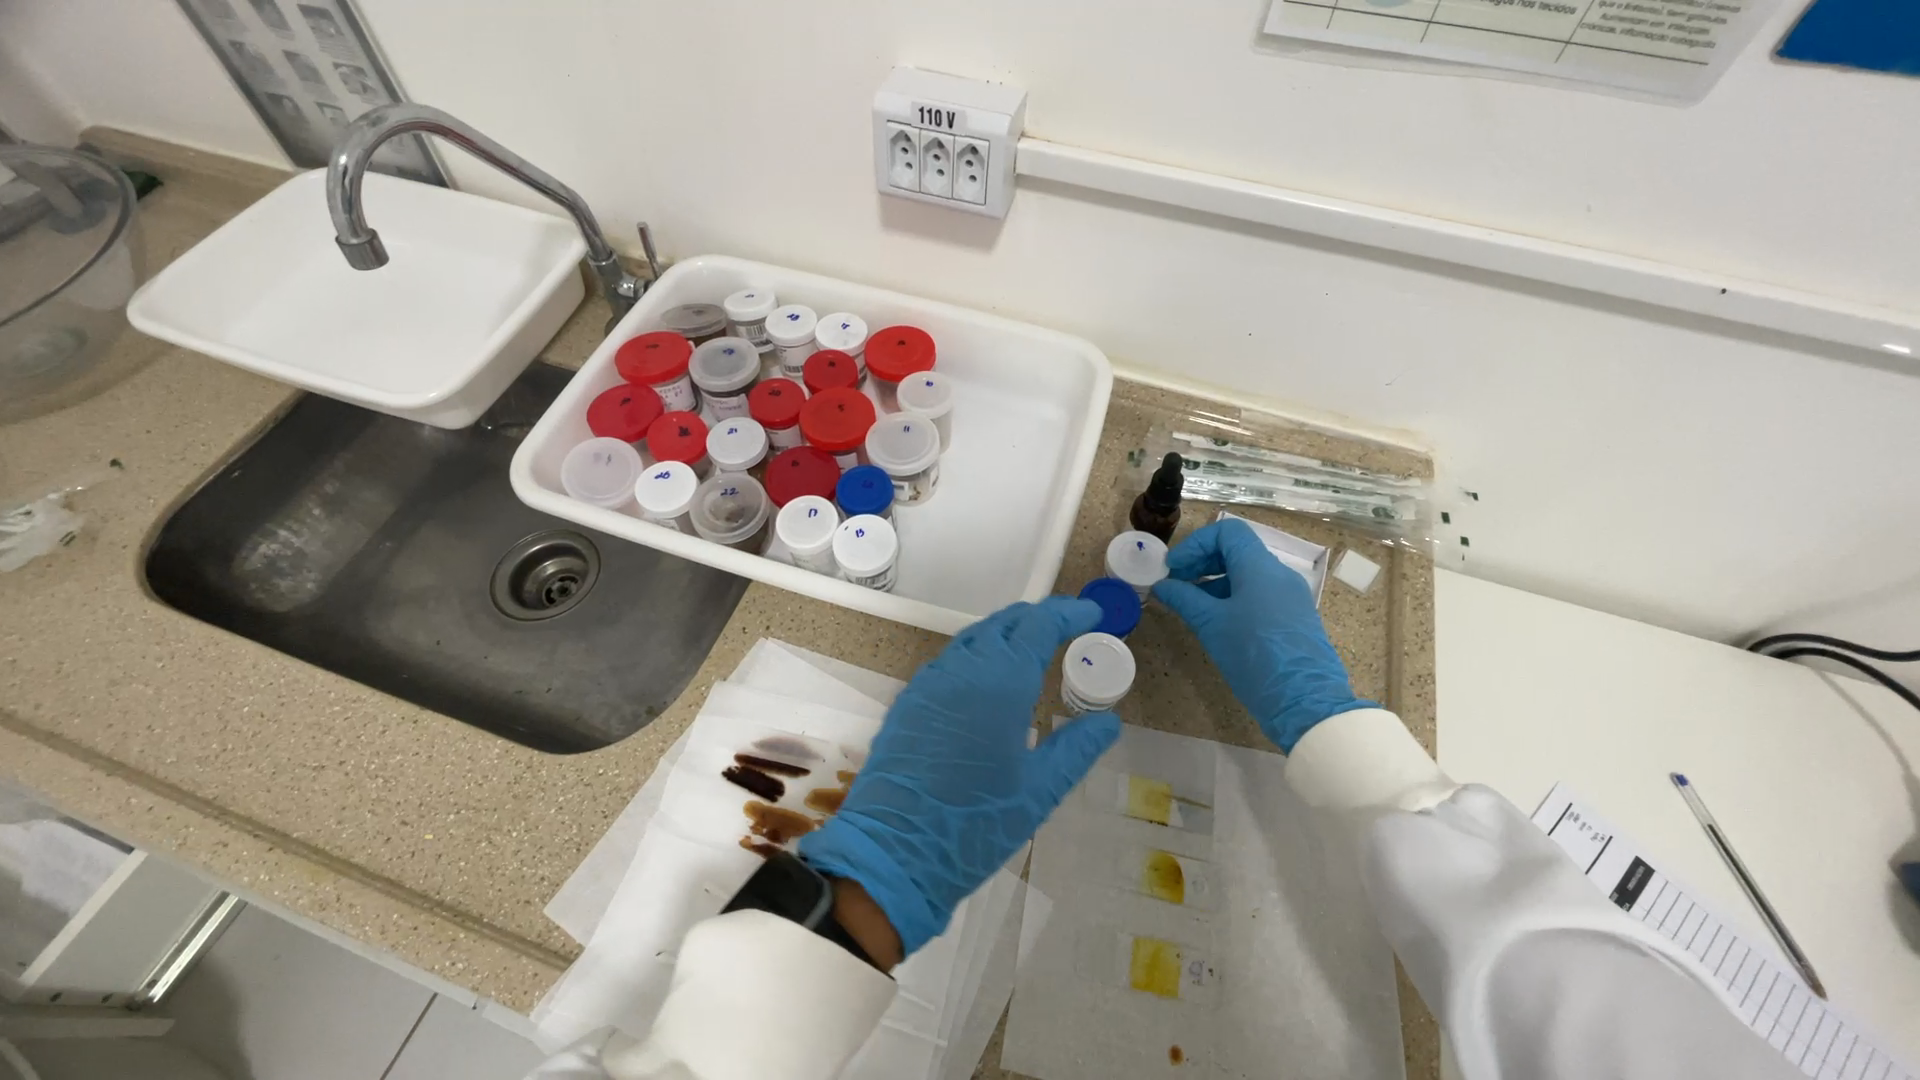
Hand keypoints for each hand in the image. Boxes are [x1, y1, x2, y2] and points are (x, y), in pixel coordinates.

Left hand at [800, 598, 1119, 954]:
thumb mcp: (1040, 790)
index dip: (1068, 614)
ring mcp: (930, 682)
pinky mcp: (909, 701)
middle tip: (1067, 627)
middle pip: (1004, 623)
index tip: (1091, 613)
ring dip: (1006, 633)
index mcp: (1001, 682)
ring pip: (973, 638)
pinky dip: (979, 654)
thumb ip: (1077, 748)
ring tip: (1032, 647)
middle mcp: (963, 669)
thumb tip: (1109, 721)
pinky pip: (950, 660)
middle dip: (1038, 618)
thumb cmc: (977, 823)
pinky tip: (988, 678)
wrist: (894, 852)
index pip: (1039, 625)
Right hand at [1151, 519, 1371, 751]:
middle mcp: (1279, 574)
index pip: (1227, 532)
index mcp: (1260, 567)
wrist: (1305, 701)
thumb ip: (1184, 598)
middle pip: (1236, 551)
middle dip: (1202, 562)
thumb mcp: (1211, 624)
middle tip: (1176, 584)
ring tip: (1191, 606)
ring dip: (1214, 582)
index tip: (1173, 568)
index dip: (1195, 544)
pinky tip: (1216, 622)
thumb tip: (1161, 585)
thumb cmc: (1254, 654)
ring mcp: (1289, 596)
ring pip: (1247, 574)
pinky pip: (1259, 594)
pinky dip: (1232, 598)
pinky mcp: (1293, 618)